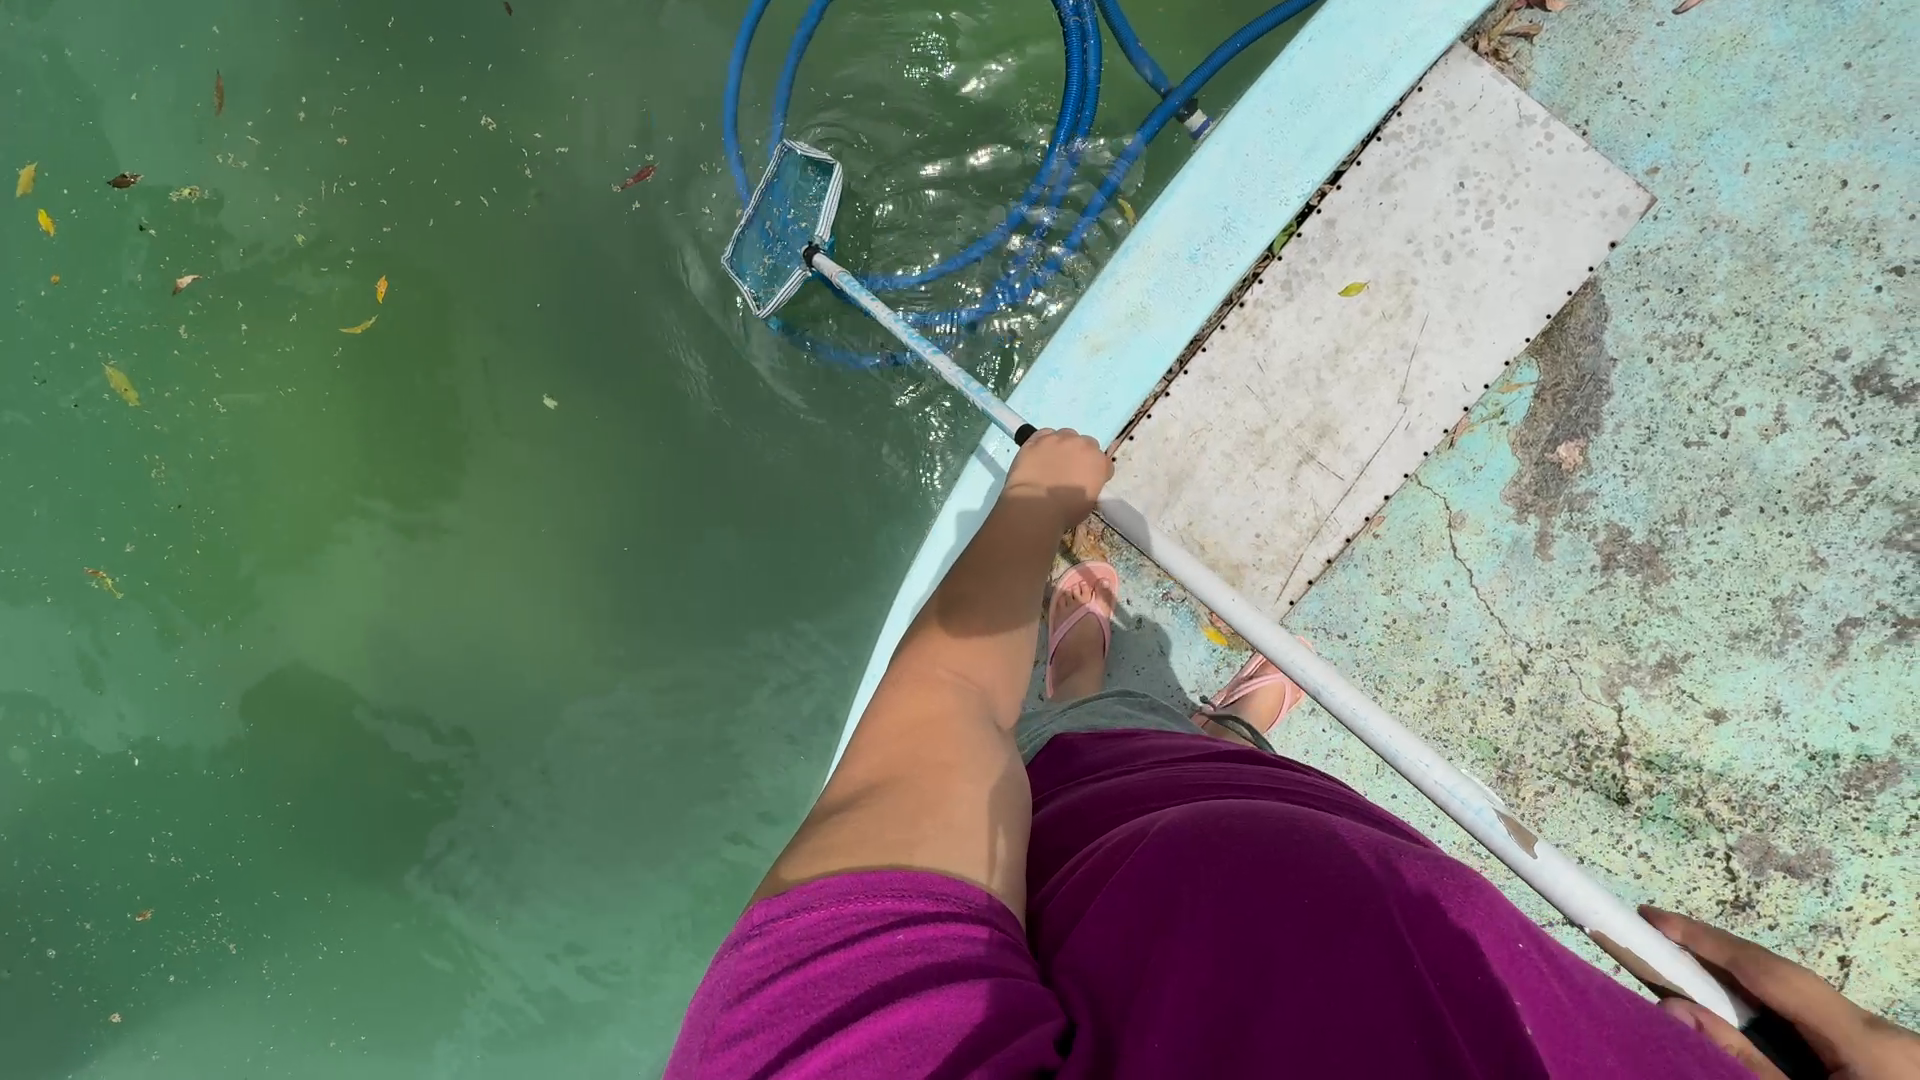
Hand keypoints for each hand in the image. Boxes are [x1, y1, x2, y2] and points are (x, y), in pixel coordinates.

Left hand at [1003, 429, 1113, 529]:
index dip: (1096, 473)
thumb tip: (1083, 482)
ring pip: (1066, 435)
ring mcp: (1058, 439)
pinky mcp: (1036, 439)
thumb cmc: (1065, 511)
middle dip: (1081, 455)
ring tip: (1052, 461)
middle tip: (1070, 471)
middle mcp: (1082, 444)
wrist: (1035, 506)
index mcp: (1099, 462)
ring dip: (1063, 445)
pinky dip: (1043, 442)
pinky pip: (1044, 434)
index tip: (1087, 483)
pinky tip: (1039, 453)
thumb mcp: (1089, 501)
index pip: (1104, 463)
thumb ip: (1091, 484)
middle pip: (1086, 444)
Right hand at [1642, 905, 1919, 1077]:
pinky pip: (1826, 1019)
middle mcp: (1887, 1032)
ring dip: (1747, 983)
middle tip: (1659, 935)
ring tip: (1690, 967)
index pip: (1770, 971)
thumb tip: (1671, 1006)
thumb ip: (1740, 1061)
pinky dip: (1777, 1007)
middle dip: (1722, 956)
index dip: (1706, 939)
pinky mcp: (1897, 1060)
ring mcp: (1898, 1046)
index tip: (1649, 915)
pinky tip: (1746, 1008)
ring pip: (1807, 998)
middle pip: (1788, 979)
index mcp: (1866, 1042)